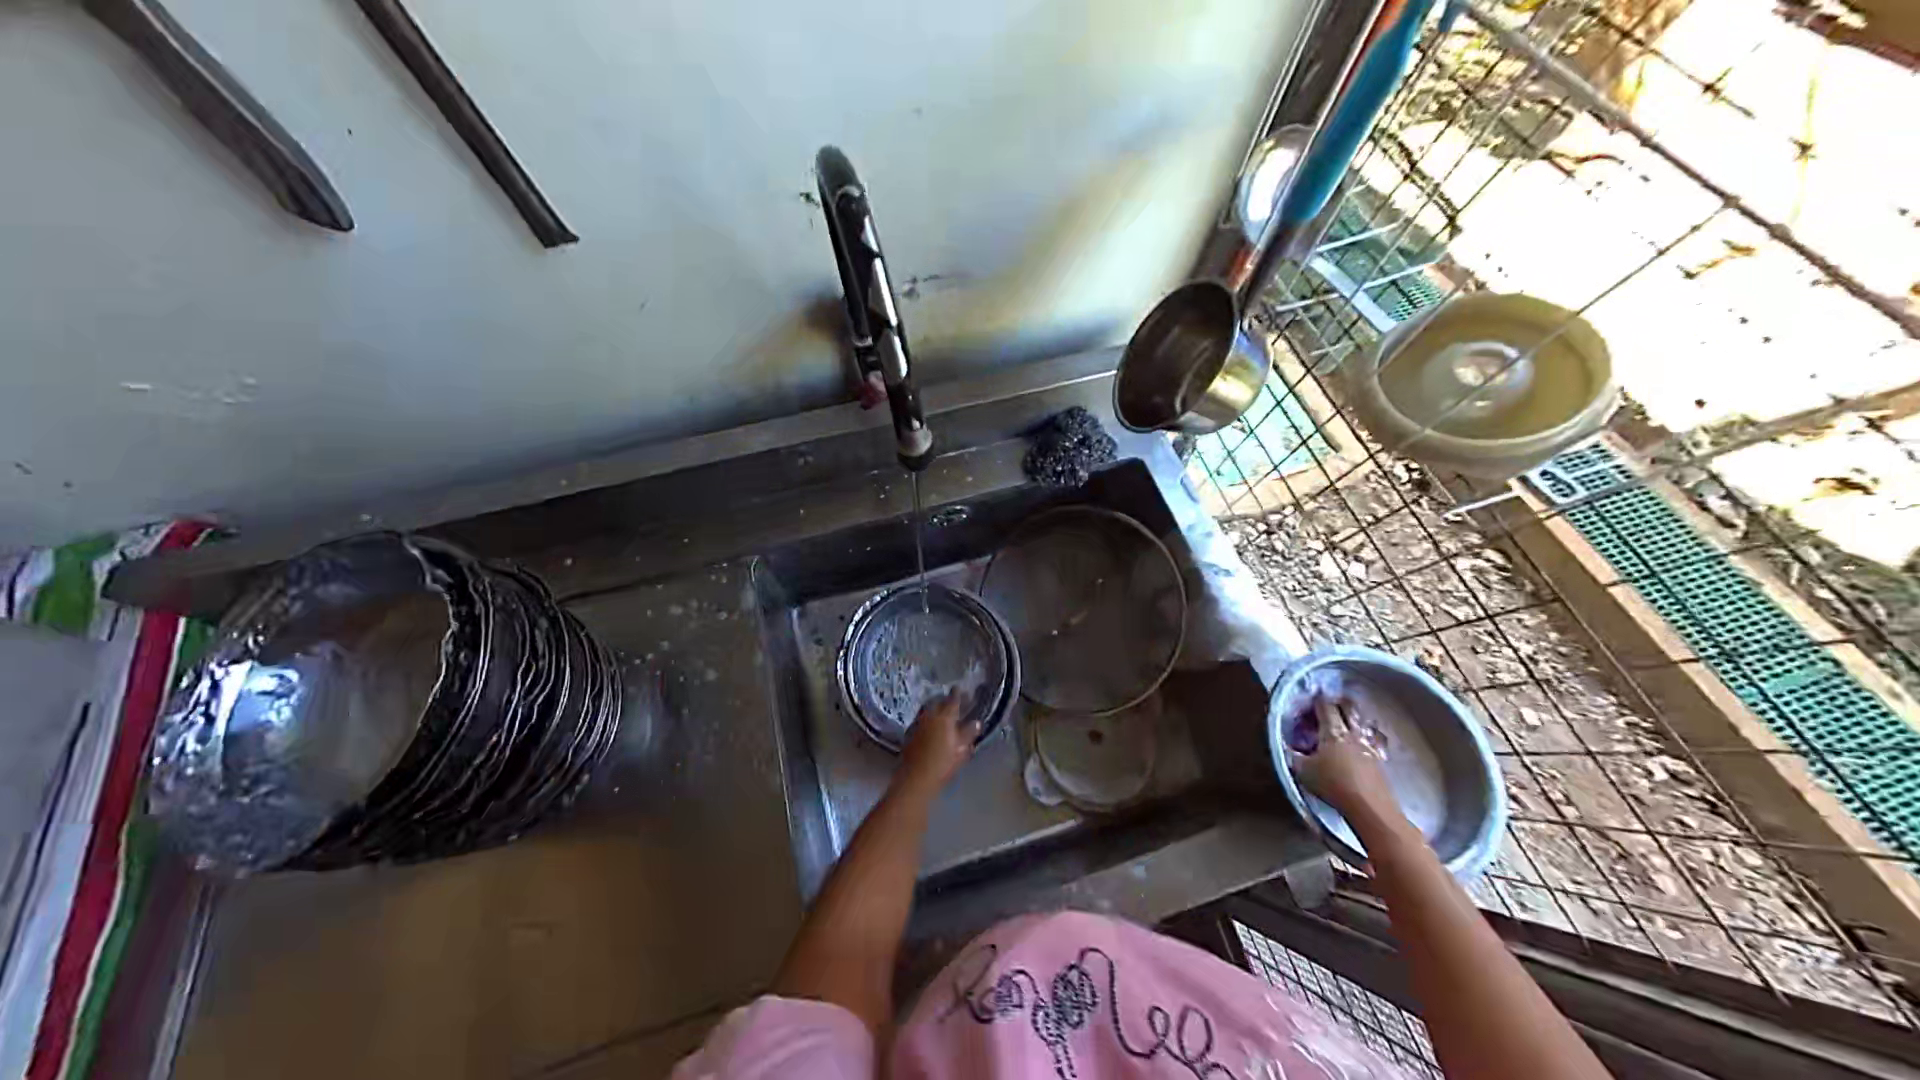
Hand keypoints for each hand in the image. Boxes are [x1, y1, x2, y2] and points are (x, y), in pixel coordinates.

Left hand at [898, 692, 978, 795]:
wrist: (915, 778)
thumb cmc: (942, 764)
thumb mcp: (962, 750)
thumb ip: (969, 733)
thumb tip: (976, 722)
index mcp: (945, 716)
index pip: (953, 699)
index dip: (959, 694)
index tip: (963, 690)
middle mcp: (929, 714)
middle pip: (938, 702)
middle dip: (945, 700)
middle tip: (953, 704)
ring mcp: (917, 722)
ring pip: (927, 709)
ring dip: (935, 709)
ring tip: (942, 715)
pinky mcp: (909, 733)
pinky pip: (921, 719)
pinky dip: (927, 720)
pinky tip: (931, 728)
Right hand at [1294, 693, 1399, 828]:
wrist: (1370, 807)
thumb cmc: (1332, 783)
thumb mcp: (1303, 770)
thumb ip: (1293, 756)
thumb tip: (1286, 747)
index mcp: (1332, 731)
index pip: (1325, 707)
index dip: (1318, 700)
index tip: (1311, 697)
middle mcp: (1353, 734)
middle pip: (1349, 710)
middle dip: (1340, 703)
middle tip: (1331, 702)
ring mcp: (1369, 747)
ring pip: (1363, 725)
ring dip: (1356, 720)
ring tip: (1349, 721)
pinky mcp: (1380, 762)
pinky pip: (1372, 741)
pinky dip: (1365, 738)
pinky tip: (1362, 745)